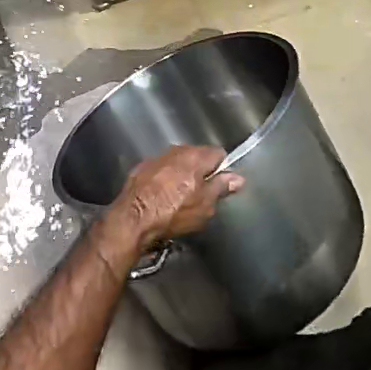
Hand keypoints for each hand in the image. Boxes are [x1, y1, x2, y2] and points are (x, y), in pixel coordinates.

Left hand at [110, 145, 245, 249]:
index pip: (218, 153)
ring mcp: (156, 158)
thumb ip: (221, 187)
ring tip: (181, 198)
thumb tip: (236, 178)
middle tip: (202, 195)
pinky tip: (162, 196)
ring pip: (177, 163)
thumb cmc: (173, 212)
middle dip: (201, 172)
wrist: (133, 218)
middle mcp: (175, 151)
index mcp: (195, 156)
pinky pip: (160, 170)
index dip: (223, 169)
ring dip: (182, 175)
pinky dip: (164, 179)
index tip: (222, 184)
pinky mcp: (141, 168)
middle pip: (197, 156)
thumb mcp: (205, 205)